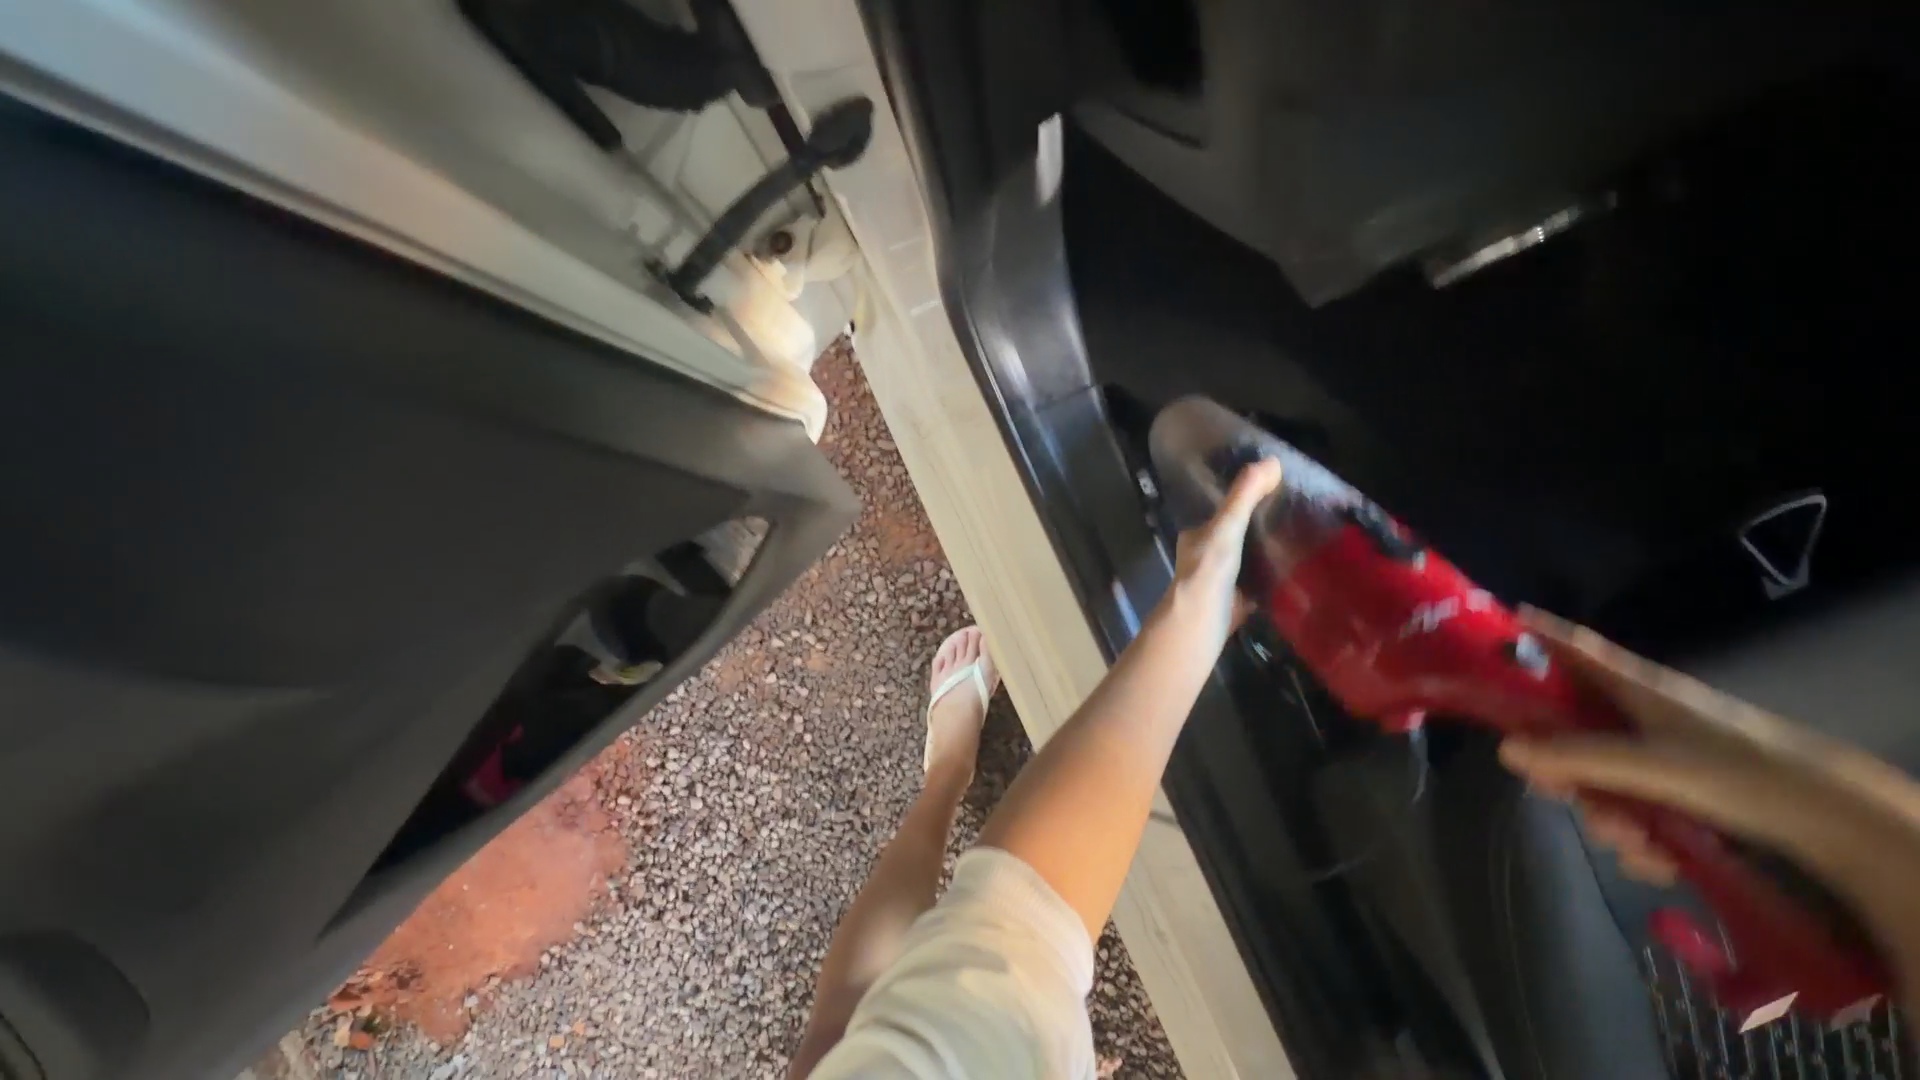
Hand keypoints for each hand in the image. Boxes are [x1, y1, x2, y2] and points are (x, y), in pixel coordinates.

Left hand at [1165, 458, 1282, 648]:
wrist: (1201, 619)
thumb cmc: (1209, 567)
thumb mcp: (1228, 524)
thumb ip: (1246, 494)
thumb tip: (1271, 460)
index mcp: (1195, 536)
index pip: (1220, 513)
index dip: (1241, 503)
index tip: (1271, 494)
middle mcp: (1203, 557)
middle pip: (1233, 538)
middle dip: (1256, 530)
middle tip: (1292, 517)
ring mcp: (1218, 582)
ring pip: (1245, 561)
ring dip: (1264, 553)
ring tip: (1298, 540)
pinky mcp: (1234, 603)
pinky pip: (1256, 586)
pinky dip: (1271, 580)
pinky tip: (1293, 573)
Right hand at [1499, 608, 1919, 983]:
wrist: (1842, 824)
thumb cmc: (1744, 773)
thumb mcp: (1653, 765)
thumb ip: (1578, 757)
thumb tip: (1505, 749)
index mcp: (1638, 688)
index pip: (1576, 647)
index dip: (1539, 632)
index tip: (1503, 617)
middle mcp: (1645, 717)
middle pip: (1573, 727)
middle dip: (1562, 768)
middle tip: (1551, 792)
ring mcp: (1666, 756)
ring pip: (1602, 777)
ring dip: (1607, 817)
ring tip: (1632, 843)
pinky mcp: (1687, 795)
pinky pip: (1637, 809)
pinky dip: (1641, 839)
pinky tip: (1658, 860)